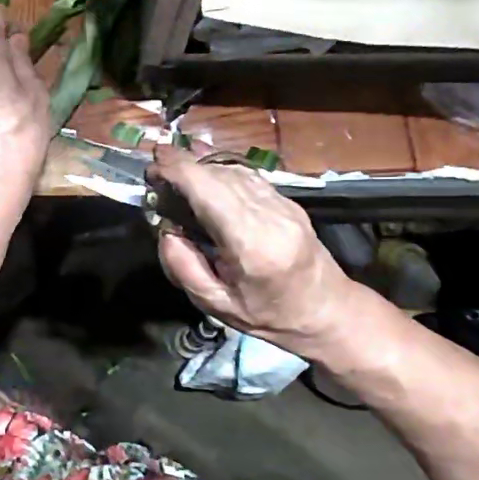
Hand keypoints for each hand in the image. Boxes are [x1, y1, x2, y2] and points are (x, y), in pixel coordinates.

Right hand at [149, 145, 360, 353]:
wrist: (326, 312)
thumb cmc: (267, 315)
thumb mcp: (213, 304)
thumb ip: (182, 267)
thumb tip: (166, 231)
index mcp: (250, 244)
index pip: (209, 190)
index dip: (177, 171)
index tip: (152, 168)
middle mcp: (269, 216)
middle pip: (219, 175)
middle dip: (183, 164)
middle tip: (154, 166)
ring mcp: (282, 205)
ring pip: (234, 170)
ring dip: (201, 164)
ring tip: (172, 164)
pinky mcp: (287, 202)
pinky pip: (247, 176)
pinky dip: (220, 169)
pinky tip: (203, 168)